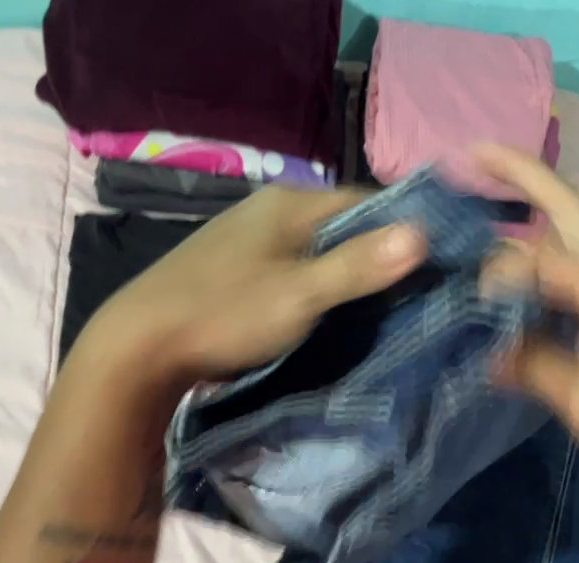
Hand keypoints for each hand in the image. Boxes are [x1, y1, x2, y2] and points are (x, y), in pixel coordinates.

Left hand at [67, 186, 426, 385]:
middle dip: (378, 256)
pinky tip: (330, 314)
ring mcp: (250, 241)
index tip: (435, 266)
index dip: (403, 230)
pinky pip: (295, 270)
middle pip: (343, 227)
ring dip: (348, 275)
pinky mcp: (238, 270)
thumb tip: (424, 233)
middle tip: (415, 295)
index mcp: (289, 205)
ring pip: (318, 251)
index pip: (366, 202)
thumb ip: (358, 266)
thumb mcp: (300, 293)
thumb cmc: (226, 313)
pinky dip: (319, 287)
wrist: (143, 345)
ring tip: (382, 309)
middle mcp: (270, 212)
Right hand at [472, 144, 578, 465]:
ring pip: (573, 228)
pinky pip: (572, 259)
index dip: (504, 269)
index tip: (473, 293)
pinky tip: (513, 254)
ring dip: (533, 202)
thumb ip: (535, 366)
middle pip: (570, 208)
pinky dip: (540, 242)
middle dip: (524, 175)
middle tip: (475, 155)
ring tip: (487, 187)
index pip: (547, 258)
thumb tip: (488, 352)